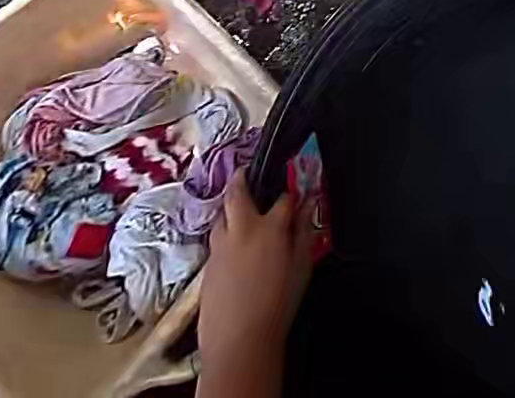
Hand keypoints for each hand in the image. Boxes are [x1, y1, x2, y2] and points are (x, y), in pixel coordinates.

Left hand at [197, 175, 317, 397]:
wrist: (239, 343)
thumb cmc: (278, 303)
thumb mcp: (302, 266)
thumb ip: (304, 232)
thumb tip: (307, 206)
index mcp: (269, 227)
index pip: (283, 198)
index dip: (291, 192)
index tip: (296, 192)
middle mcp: (241, 230)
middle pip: (236, 193)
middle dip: (241, 179)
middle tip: (246, 172)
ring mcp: (220, 247)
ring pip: (221, 216)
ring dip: (230, 209)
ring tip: (239, 210)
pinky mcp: (207, 267)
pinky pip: (216, 241)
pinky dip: (225, 235)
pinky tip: (234, 247)